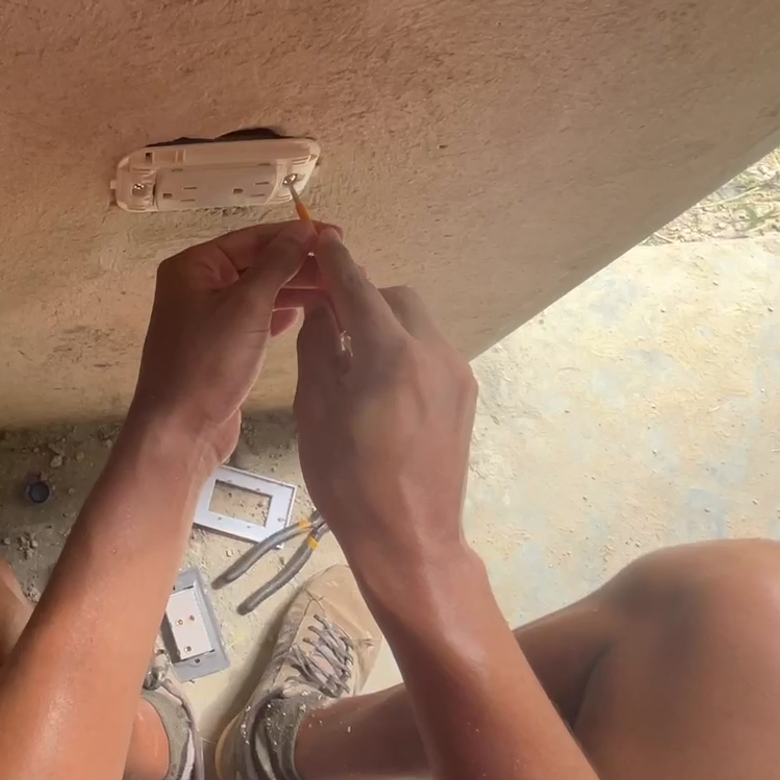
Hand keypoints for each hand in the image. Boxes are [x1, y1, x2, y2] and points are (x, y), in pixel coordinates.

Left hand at [128, 221, 319, 461]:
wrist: (180, 429)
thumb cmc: (208, 364)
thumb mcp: (246, 307)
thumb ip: (277, 265)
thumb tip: (303, 231)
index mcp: (193, 267)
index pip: (252, 238)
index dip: (295, 235)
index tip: (337, 235)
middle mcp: (196, 285)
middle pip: (256, 263)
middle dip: (299, 264)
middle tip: (344, 267)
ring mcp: (206, 317)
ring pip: (258, 291)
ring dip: (294, 289)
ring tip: (336, 289)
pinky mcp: (218, 345)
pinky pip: (254, 318)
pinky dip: (279, 314)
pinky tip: (307, 313)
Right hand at [293, 227, 477, 575]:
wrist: (409, 537)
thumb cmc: (347, 480)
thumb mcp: (315, 411)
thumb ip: (318, 350)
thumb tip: (322, 312)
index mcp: (389, 355)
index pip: (359, 289)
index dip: (337, 263)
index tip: (320, 241)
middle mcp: (432, 353)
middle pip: (396, 298)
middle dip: (362, 297)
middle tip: (327, 320)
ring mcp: (456, 374)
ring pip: (416, 322)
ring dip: (383, 323)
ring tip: (351, 357)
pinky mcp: (465, 395)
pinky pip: (430, 351)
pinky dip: (401, 348)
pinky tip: (379, 383)